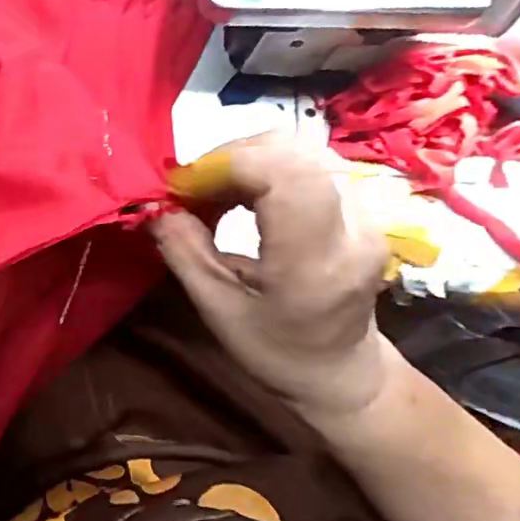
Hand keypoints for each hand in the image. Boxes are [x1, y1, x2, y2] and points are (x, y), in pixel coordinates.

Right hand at [150, 134, 394, 425]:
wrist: (338, 371)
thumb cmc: (273, 350)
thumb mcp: (216, 309)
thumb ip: (185, 252)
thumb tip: (155, 207)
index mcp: (315, 263)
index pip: (285, 177)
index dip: (225, 165)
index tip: (182, 188)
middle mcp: (351, 228)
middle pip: (292, 151)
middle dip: (227, 158)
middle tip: (190, 190)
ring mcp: (363, 214)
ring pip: (298, 149)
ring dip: (243, 160)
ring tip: (211, 192)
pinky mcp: (358, 206)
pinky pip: (304, 163)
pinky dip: (261, 168)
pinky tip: (237, 195)